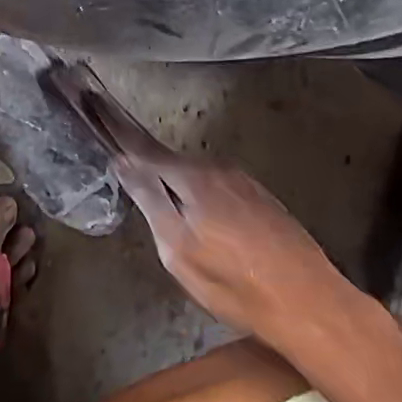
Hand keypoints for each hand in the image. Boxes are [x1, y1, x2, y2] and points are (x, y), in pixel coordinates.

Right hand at [48, 63, 351, 337]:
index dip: (110, 120)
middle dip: (143, 162)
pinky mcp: (261, 199)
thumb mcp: (178, 249)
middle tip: (123, 172)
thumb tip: (122, 161)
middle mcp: (217, 169)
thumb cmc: (236, 284)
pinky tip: (204, 225)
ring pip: (192, 176)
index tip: (87, 93)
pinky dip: (198, 195)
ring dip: (174, 185)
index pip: (139, 143)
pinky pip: (215, 187)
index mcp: (191, 178)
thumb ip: (149, 200)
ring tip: (168, 214)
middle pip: (166, 159)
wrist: (315, 308)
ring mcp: (243, 182)